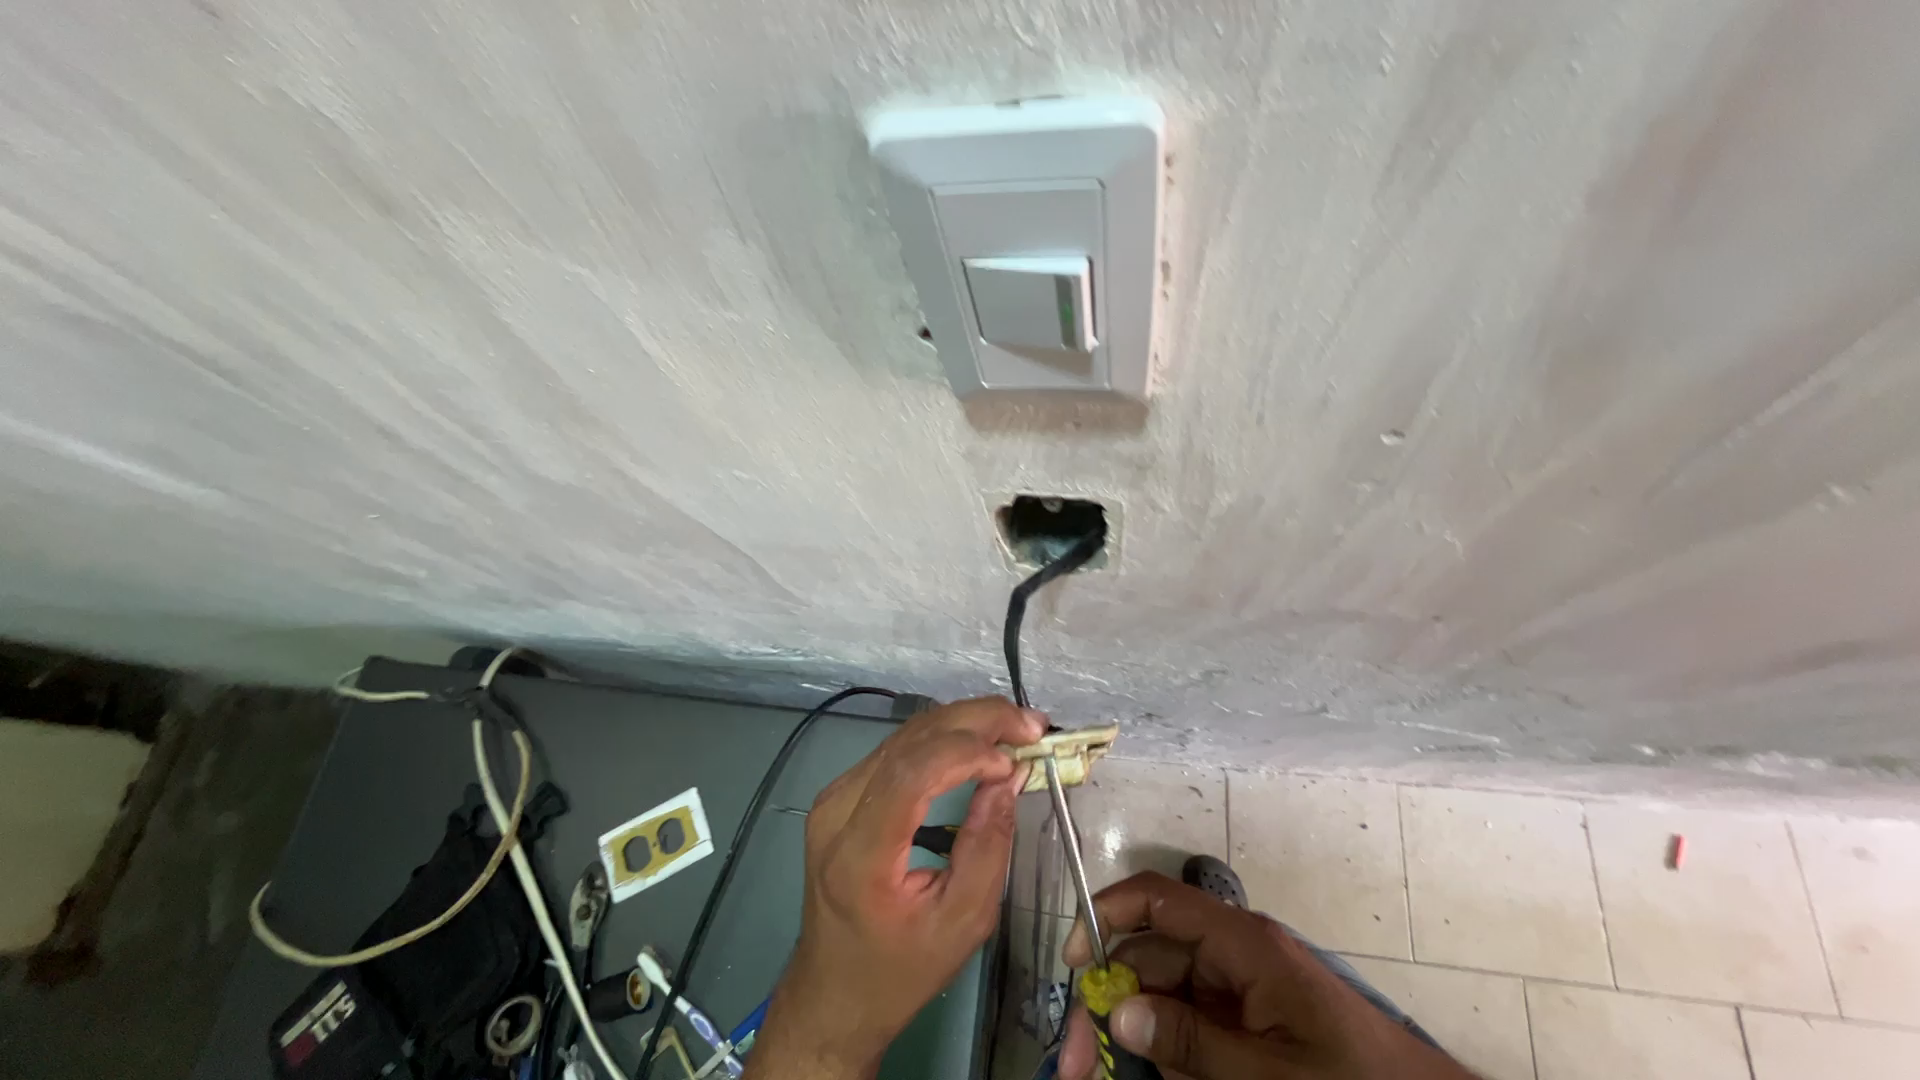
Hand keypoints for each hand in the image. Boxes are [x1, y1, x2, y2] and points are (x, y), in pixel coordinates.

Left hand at [746, 697, 1045, 1078]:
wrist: (834, 992)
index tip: (1016, 759)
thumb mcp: (962, 923)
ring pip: (904, 736)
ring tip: (1017, 730)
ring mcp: (834, 797)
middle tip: (1033, 726)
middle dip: (976, 721)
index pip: (909, 773)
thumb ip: (987, 846)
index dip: (966, 752)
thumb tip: (1009, 776)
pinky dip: (944, 739)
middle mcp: (837, 811)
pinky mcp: (841, 794)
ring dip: (963, 724)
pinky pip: (897, 750)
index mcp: (860, 854)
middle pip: (909, 741)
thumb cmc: (900, 971)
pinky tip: (980, 744)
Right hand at [1058, 872, 1475, 1079]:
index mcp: (1241, 944)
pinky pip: (1188, 1025)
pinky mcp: (1245, 1022)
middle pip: (1148, 960)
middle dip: (1107, 1004)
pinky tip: (1159, 1077)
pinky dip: (1167, 1053)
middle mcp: (1230, 956)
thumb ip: (1191, 1043)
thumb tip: (1116, 1014)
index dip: (1106, 915)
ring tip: (1105, 1077)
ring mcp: (1237, 990)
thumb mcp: (1269, 1072)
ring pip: (1160, 999)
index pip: (1157, 900)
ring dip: (1132, 1037)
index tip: (1071, 962)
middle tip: (1076, 1064)